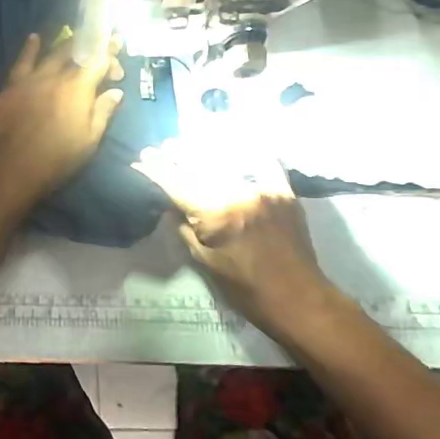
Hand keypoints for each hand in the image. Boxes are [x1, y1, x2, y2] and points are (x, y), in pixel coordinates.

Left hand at [0, 33, 123, 209]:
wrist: (12, 170)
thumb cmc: (58, 160)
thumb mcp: (90, 140)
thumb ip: (103, 112)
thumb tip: (115, 92)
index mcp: (77, 88)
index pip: (98, 60)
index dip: (109, 51)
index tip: (117, 43)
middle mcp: (54, 76)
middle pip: (75, 52)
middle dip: (91, 48)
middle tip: (101, 54)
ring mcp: (30, 79)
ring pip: (50, 53)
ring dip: (65, 45)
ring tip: (75, 40)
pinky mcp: (11, 87)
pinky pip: (22, 61)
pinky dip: (30, 48)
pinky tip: (34, 38)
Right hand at [132, 138, 352, 339]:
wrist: (297, 298)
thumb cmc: (245, 289)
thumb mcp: (204, 262)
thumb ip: (184, 228)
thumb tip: (168, 205)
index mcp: (214, 216)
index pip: (176, 184)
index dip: (156, 170)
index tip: (141, 160)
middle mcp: (236, 194)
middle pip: (198, 165)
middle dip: (174, 155)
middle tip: (159, 148)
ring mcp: (262, 189)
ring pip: (226, 158)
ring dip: (203, 148)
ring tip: (187, 142)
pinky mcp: (283, 191)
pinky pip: (262, 161)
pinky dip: (245, 150)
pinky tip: (233, 140)